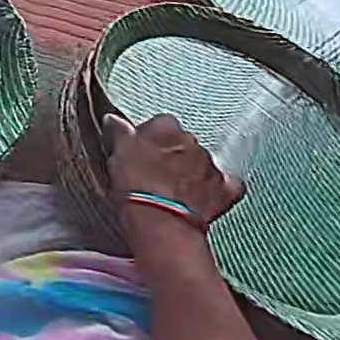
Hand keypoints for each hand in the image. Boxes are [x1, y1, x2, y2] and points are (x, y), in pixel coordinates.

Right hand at [102, 113, 242, 241]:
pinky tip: (204, 197)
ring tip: (172, 190)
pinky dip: (217, 189)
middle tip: (153, 173)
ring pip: (201, 162)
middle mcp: (192, 141)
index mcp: (165, 127)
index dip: (148, 138)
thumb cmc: (135, 184)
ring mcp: (211, 165)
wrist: (161, 221)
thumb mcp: (116, 153)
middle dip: (171, 154)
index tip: (137, 151)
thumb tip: (114, 119)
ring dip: (190, 171)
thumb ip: (118, 132)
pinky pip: (226, 185)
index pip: (159, 123)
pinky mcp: (224, 190)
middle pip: (182, 142)